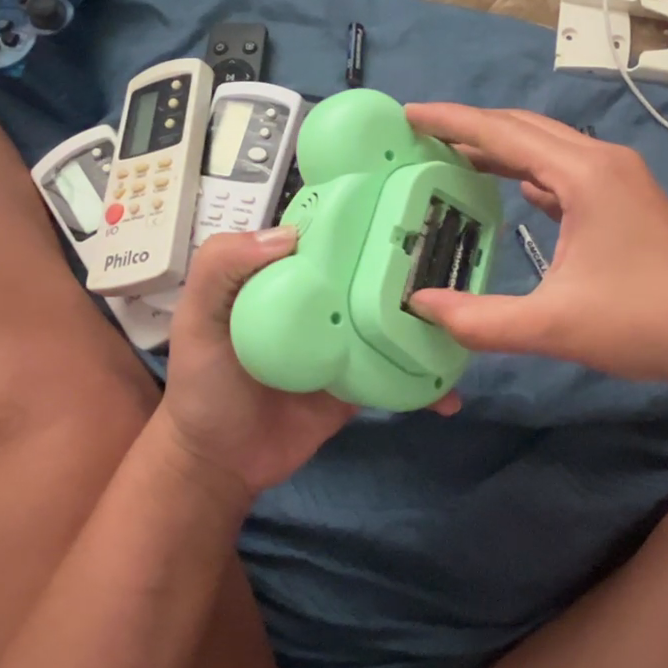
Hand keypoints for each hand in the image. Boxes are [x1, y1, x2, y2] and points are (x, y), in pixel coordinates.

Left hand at [156, 228, 460, 495]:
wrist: (219, 463)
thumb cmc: (204, 382)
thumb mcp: (198, 318)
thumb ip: (222, 267)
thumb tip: (292, 234)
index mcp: (290, 276)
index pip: (332, 239)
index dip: (363, 221)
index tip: (408, 204)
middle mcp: (325, 301)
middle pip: (374, 277)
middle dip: (414, 268)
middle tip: (458, 261)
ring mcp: (349, 342)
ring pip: (396, 322)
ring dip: (430, 321)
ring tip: (468, 316)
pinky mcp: (364, 383)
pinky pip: (400, 375)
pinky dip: (429, 385)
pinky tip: (452, 394)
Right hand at [404, 103, 667, 385]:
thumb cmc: (642, 323)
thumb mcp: (553, 326)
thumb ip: (479, 319)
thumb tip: (420, 306)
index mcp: (584, 174)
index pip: (502, 133)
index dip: (451, 121)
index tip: (408, 114)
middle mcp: (602, 161)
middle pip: (525, 129)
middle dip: (472, 128)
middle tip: (423, 138)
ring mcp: (621, 178)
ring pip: (549, 148)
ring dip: (503, 150)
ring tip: (455, 159)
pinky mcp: (629, 200)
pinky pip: (568, 171)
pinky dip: (533, 173)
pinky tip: (516, 191)